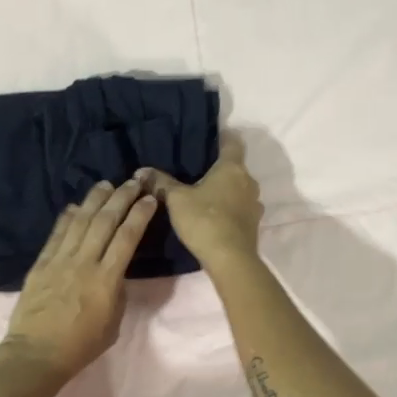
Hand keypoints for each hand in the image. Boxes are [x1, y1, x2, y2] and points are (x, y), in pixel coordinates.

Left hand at [0, 179, 158, 383]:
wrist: (37, 353)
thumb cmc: (81, 345)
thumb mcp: (113, 321)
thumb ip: (117, 291)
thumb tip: (115, 272)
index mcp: (107, 279)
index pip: (127, 237)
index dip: (140, 214)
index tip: (150, 199)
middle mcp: (84, 262)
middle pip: (105, 221)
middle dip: (122, 198)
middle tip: (134, 181)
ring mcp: (60, 260)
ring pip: (80, 221)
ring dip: (95, 200)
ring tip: (106, 184)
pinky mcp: (41, 264)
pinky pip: (56, 234)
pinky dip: (66, 218)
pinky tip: (74, 206)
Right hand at [135, 132, 262, 270]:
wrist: (230, 259)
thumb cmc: (204, 220)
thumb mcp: (176, 200)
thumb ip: (161, 183)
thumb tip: (142, 171)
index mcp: (232, 168)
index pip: (233, 142)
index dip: (223, 137)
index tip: (211, 138)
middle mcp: (248, 181)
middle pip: (235, 167)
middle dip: (219, 168)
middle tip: (198, 172)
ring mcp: (254, 203)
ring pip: (239, 189)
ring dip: (226, 190)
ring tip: (205, 196)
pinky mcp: (253, 223)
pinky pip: (241, 208)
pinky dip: (230, 208)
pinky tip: (214, 216)